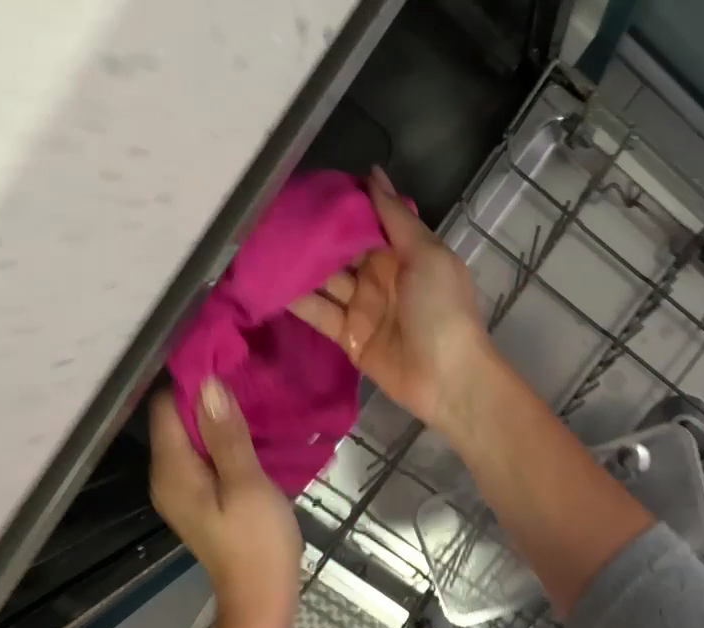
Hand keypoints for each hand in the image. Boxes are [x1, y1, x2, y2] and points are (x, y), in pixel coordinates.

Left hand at [147, 381, 300, 627]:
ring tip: (257, 403)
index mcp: (172, 470)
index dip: (193, 382)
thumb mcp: (247, 484)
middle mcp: (166, 476)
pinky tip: (253, 440)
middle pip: (177, 421)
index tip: (229, 362)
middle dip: (209, 399)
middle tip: (250, 379)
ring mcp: (184, 491)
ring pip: (195, 440)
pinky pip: (207, 459)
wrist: (261, 598)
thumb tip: (207, 384)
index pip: (166, 407)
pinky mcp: (202, 500)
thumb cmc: (257, 543)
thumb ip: (226, 435)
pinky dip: (226, 445)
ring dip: (221, 422)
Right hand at [289, 166, 498, 433]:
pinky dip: (294, 299)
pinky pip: (318, 312)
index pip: (363, 221)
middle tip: (265, 211)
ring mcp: (363, 307)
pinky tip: (264, 280)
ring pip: (322, 279)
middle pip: (338, 249)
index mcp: (402, 252)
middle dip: (308, 233)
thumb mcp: (427, 254)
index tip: (299, 184)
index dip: (336, 205)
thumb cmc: (443, 310)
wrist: (449, 378)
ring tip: (255, 241)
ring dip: (295, 264)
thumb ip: (396, 216)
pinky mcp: (349, 336)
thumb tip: (373, 172)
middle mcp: (379, 275)